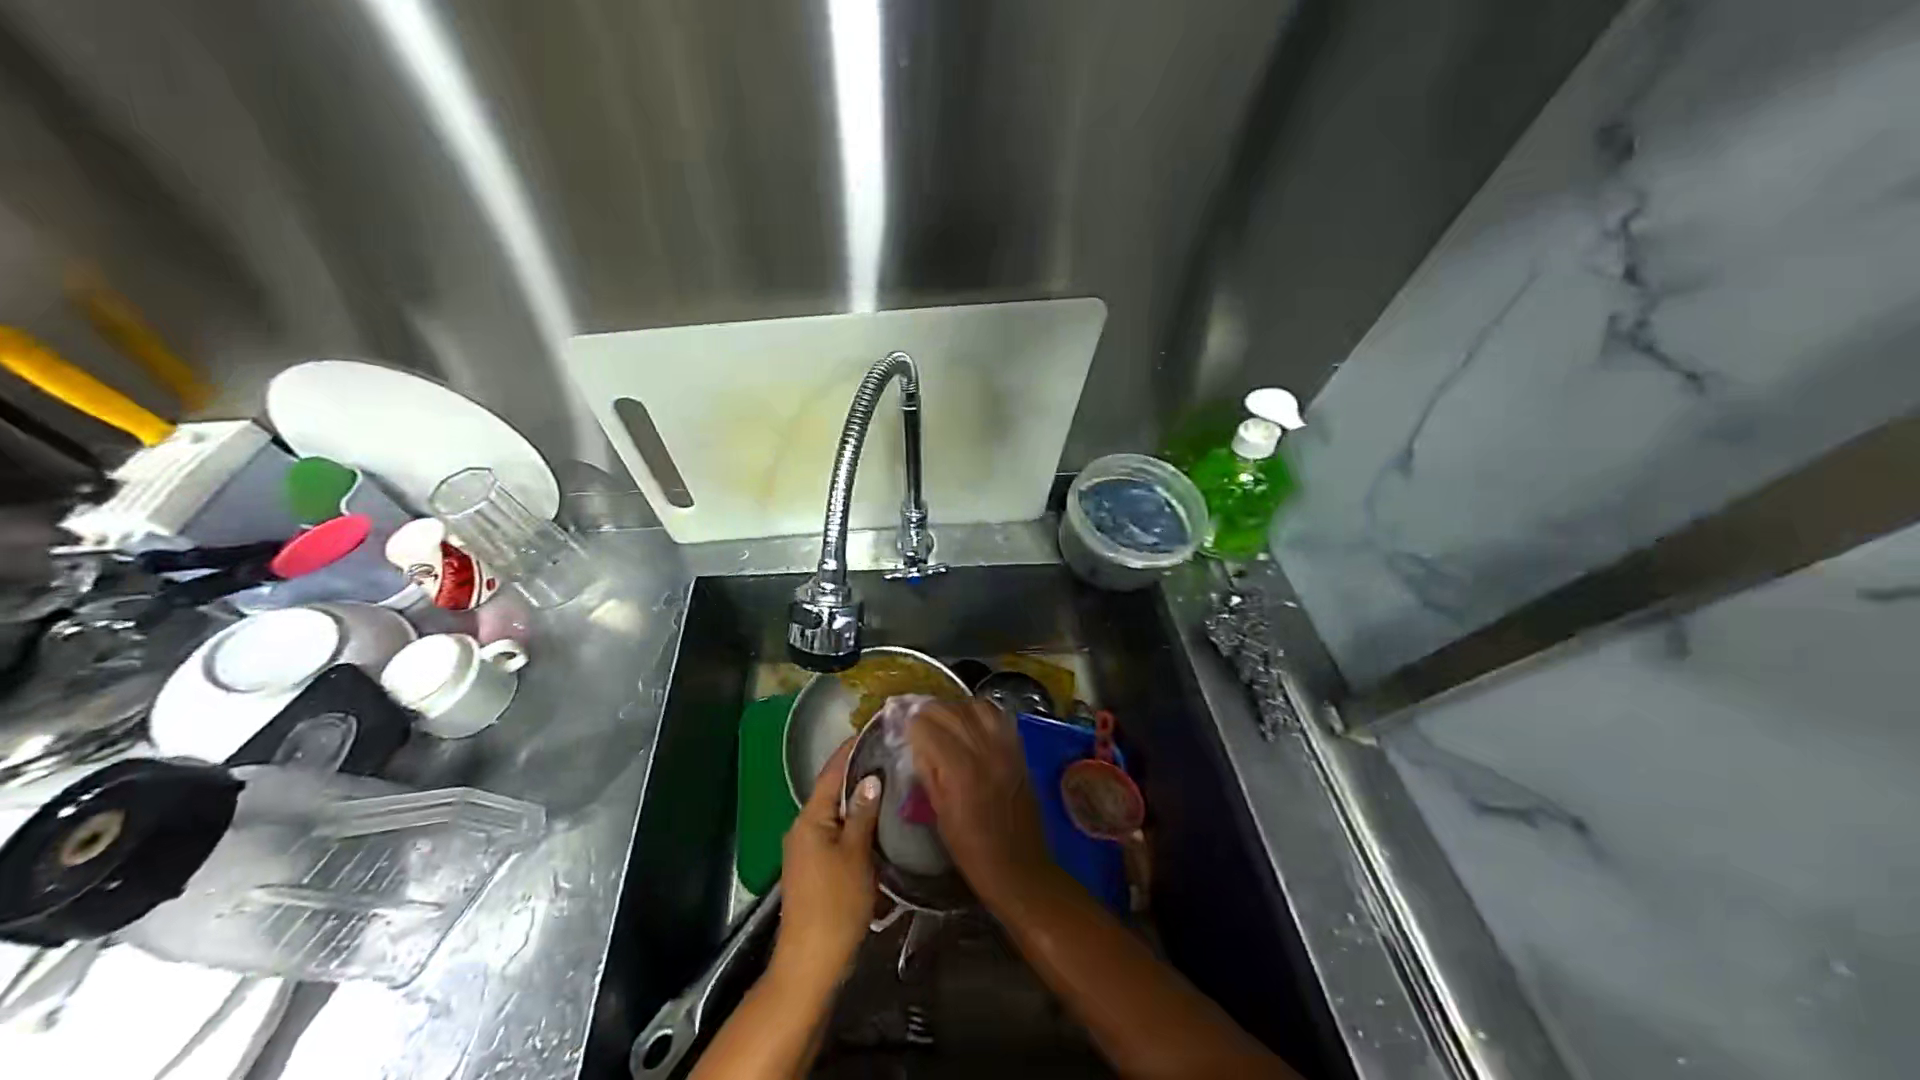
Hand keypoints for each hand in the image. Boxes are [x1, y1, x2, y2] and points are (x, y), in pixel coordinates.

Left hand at [773, 739, 882, 985]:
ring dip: (859, 799)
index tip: (873, 729)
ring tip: (890, 783)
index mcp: (809, 819)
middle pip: (832, 791)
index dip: (850, 750)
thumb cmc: (835, 904)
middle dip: (858, 773)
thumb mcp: (855, 854)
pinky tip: (878, 822)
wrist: (811, 962)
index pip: (830, 773)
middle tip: (890, 755)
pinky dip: (856, 822)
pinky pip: (837, 833)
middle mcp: (803, 829)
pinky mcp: (816, 868)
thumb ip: (862, 814)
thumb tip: (872, 777)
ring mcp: (808, 850)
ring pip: (836, 813)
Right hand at [907, 699, 1058, 906]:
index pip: (928, 728)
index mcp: (961, 769)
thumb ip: (928, 772)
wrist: (1018, 866)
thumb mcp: (939, 813)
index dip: (911, 724)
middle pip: (952, 712)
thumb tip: (916, 745)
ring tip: (943, 718)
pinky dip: (980, 713)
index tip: (901, 726)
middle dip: (928, 710)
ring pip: (977, 707)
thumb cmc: (972, 849)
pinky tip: (970, 723)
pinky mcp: (1019, 750)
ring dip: (956, 708)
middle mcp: (985, 750)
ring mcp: (1006, 747)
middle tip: (915, 717)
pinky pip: (999, 717)